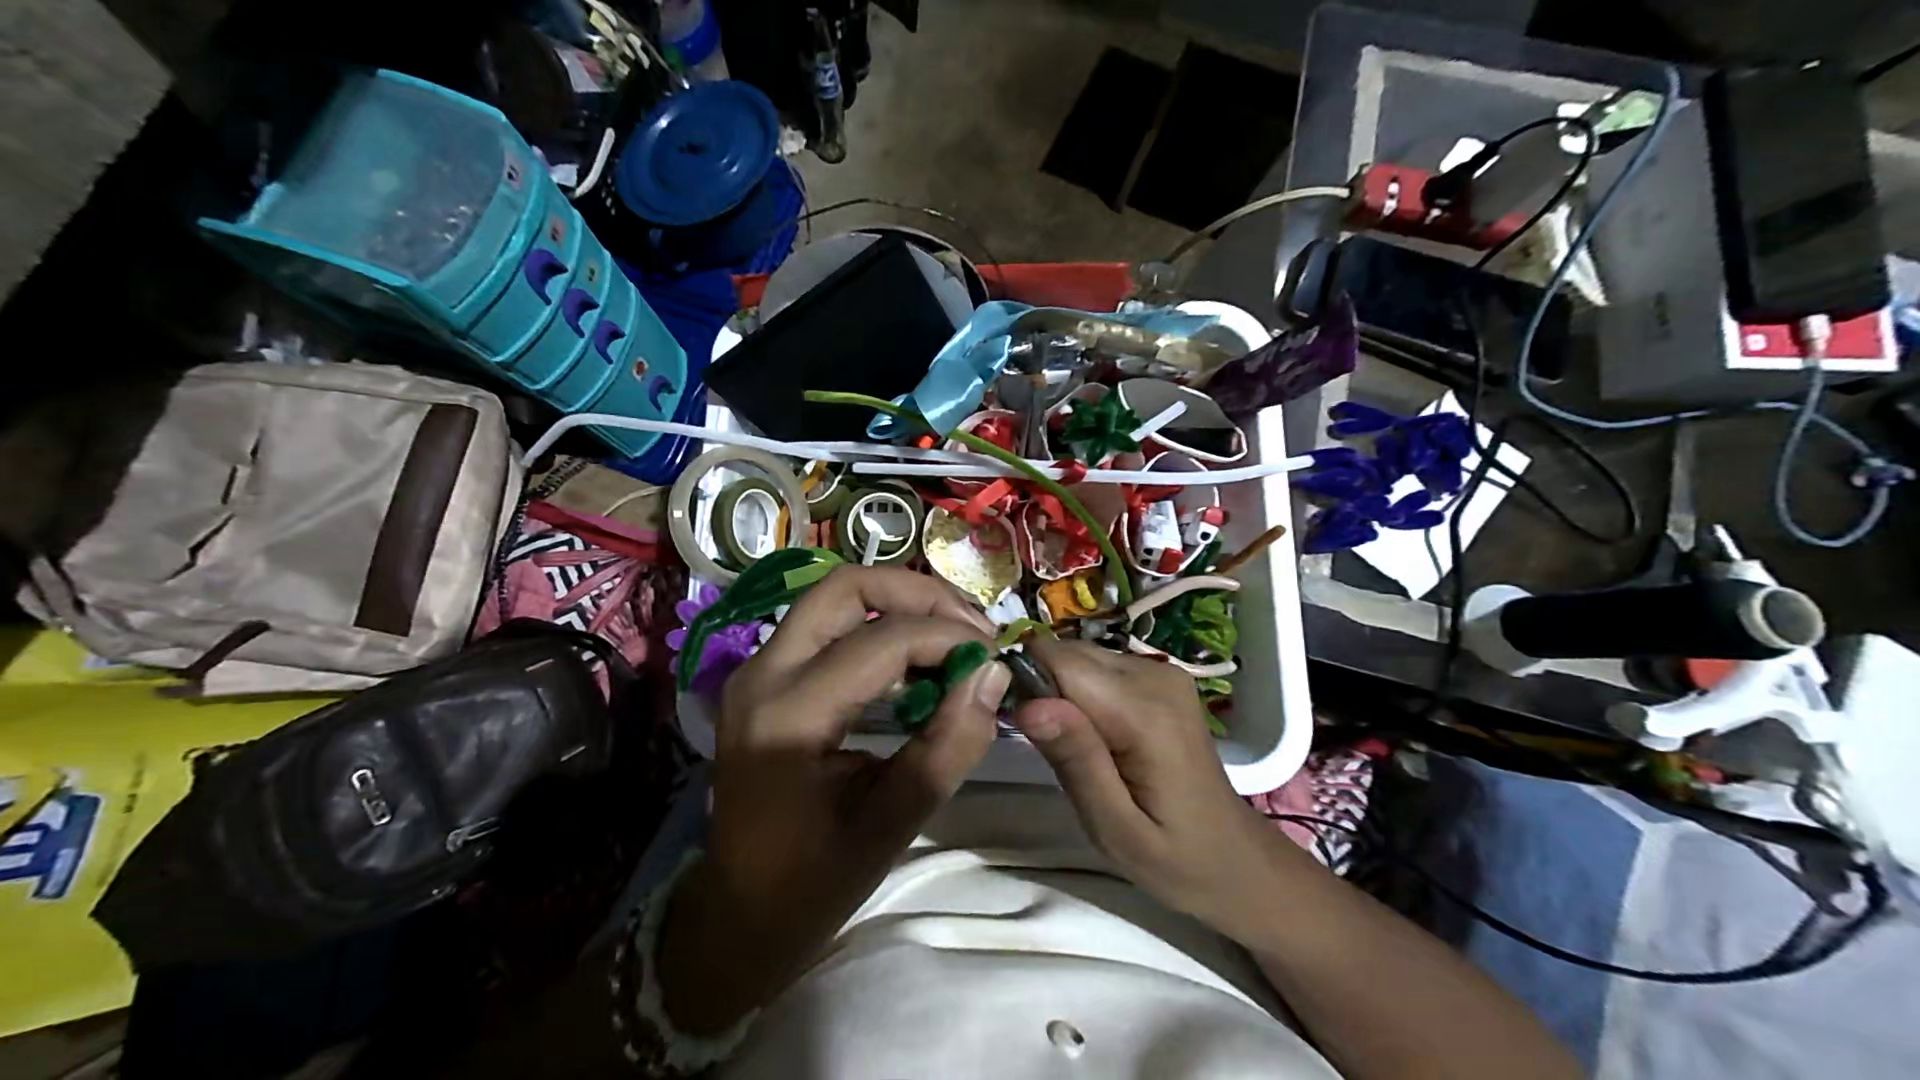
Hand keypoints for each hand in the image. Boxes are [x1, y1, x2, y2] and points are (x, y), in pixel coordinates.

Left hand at [658, 567, 1008, 1032]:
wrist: (736, 914)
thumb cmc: (811, 883)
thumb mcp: (890, 825)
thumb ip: (947, 747)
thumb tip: (995, 676)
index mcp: (789, 714)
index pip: (882, 639)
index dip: (949, 637)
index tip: (996, 657)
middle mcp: (764, 673)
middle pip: (846, 587)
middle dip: (919, 595)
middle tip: (973, 629)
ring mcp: (759, 670)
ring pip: (835, 598)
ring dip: (900, 605)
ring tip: (955, 639)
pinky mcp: (768, 678)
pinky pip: (829, 625)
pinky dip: (879, 626)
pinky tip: (918, 661)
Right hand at [1012, 638, 1284, 941]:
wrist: (1237, 860)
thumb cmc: (1175, 859)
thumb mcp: (1115, 829)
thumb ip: (1075, 760)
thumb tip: (1028, 701)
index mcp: (1145, 712)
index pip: (1059, 661)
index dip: (1028, 686)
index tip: (1021, 731)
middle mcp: (1155, 675)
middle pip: (1067, 653)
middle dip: (1043, 689)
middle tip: (1048, 750)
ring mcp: (1161, 672)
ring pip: (1079, 656)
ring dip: (1061, 692)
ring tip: (1071, 749)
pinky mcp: (1159, 677)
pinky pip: (1098, 666)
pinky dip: (1081, 693)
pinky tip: (1092, 736)